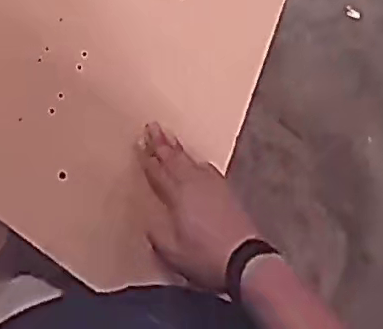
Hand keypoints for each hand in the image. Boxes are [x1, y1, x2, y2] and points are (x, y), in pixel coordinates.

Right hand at [138, 122, 262, 290]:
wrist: (244, 257)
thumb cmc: (205, 256)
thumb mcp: (174, 254)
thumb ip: (158, 237)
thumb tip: (149, 225)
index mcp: (177, 195)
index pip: (158, 173)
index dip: (147, 159)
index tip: (139, 143)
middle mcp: (192, 183)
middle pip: (172, 158)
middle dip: (160, 142)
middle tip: (152, 125)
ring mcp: (210, 182)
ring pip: (188, 159)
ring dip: (176, 146)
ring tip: (168, 134)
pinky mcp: (224, 187)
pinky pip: (205, 166)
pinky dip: (196, 160)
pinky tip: (197, 161)